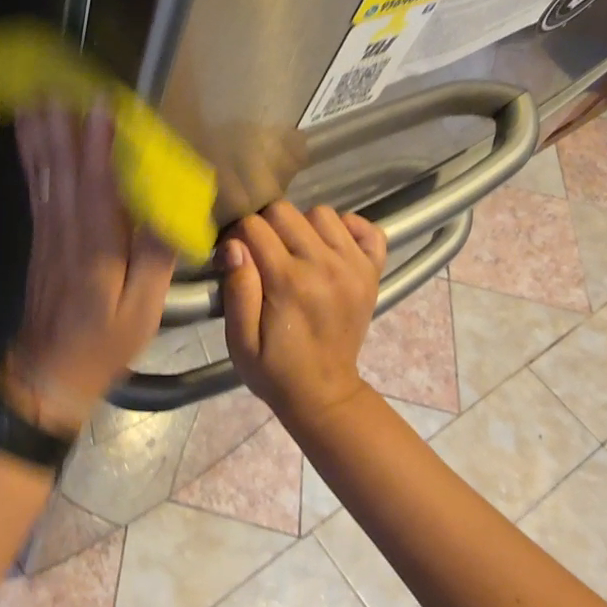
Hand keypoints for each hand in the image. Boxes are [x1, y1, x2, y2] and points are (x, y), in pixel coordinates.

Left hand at [6, 105, 176, 436]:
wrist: (48, 372)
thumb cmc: (103, 343)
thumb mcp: (142, 310)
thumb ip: (155, 258)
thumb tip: (173, 208)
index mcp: (96, 248)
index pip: (97, 185)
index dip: (98, 144)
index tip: (100, 105)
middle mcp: (67, 231)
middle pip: (63, 169)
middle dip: (62, 124)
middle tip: (57, 82)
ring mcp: (47, 233)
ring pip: (43, 174)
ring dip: (40, 134)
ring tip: (35, 96)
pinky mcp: (39, 238)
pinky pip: (35, 188)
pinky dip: (31, 158)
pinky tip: (29, 138)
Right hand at [221, 203, 388, 426]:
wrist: (323, 394)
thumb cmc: (273, 369)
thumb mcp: (240, 341)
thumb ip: (237, 290)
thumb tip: (234, 245)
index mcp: (290, 282)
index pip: (254, 226)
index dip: (237, 236)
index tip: (235, 257)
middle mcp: (325, 266)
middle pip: (285, 211)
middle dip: (265, 226)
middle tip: (262, 254)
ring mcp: (354, 267)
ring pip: (322, 213)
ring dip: (302, 226)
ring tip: (294, 252)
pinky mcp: (372, 272)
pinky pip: (366, 228)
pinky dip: (346, 229)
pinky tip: (328, 247)